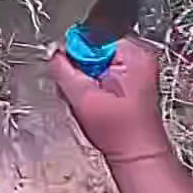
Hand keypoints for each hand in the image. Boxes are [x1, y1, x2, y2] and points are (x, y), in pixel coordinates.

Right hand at [48, 37, 169, 162]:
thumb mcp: (83, 98)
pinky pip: (99, 69)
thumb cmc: (122, 134)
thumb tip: (54, 50)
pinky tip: (96, 100)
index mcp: (133, 54)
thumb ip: (63, 69)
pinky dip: (92, 84)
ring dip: (84, 78)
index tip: (75, 74)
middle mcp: (138, 56)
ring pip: (93, 59)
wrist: (137, 156)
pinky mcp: (129, 77)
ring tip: (91, 99)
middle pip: (91, 46)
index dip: (75, 55)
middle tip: (83, 92)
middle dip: (79, 68)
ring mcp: (135, 67)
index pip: (91, 36)